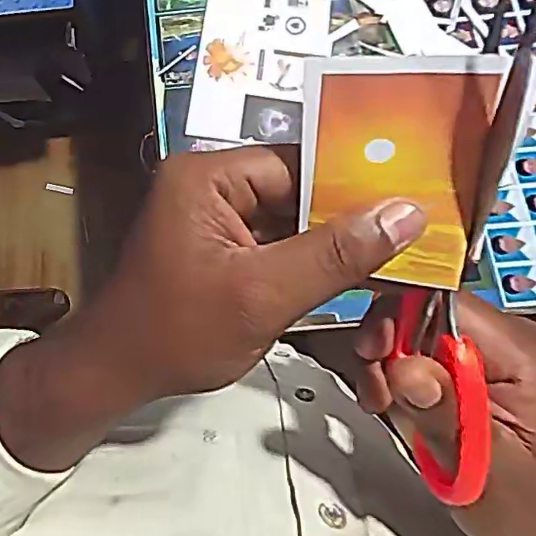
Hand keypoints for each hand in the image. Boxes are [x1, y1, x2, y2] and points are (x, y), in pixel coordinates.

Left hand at [0, 147, 425, 470]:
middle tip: (418, 236)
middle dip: (348, 218)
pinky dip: (308, 261)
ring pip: (289, 220)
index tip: (415, 199)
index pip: (295, 163)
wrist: (117, 372)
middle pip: (295, 190)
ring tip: (399, 257)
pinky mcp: (217, 247)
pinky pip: (273, 243)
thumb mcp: (261, 294)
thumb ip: (334, 254)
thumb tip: (404, 213)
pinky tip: (354, 278)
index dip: (354, 182)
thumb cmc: (175, 332)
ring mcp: (210, 217)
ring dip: (332, 244)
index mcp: (204, 177)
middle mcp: (206, 185)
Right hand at [355, 295, 535, 535]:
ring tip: (385, 402)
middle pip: (424, 307)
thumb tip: (407, 369)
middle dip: (388, 344)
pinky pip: (416, 344)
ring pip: (412, 323)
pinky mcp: (467, 362)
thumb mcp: (485, 470)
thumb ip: (444, 415)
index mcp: (528, 358)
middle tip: (378, 390)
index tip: (375, 356)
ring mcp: (488, 350)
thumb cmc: (528, 512)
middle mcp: (511, 342)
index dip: (399, 319)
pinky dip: (394, 370)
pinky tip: (395, 401)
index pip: (446, 302)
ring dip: (386, 361)